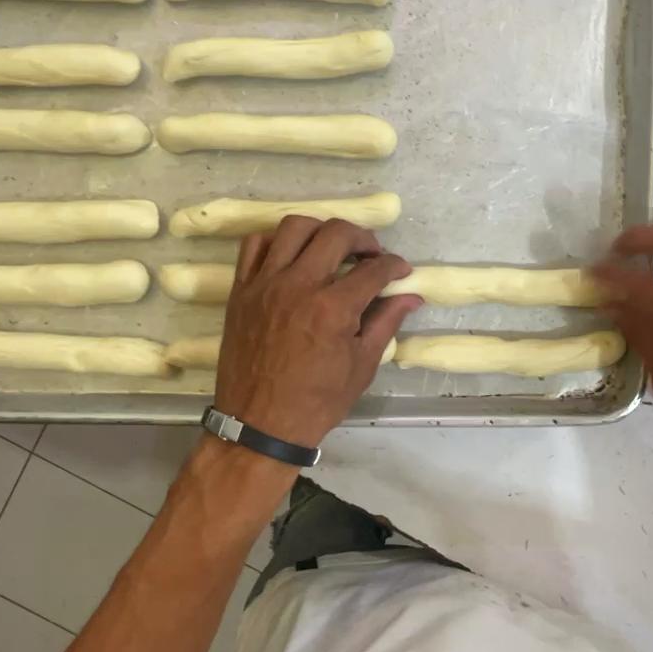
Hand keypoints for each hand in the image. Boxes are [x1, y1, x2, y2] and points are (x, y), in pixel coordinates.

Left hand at [214, 217, 420, 447]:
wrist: (260, 424)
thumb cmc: (316, 402)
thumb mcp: (361, 366)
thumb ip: (386, 322)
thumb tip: (411, 296)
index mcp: (333, 309)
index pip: (373, 268)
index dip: (394, 265)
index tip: (400, 271)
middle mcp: (299, 285)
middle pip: (336, 233)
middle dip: (363, 238)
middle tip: (371, 255)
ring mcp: (265, 284)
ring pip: (294, 227)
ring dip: (321, 230)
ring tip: (332, 248)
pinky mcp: (241, 290)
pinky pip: (255, 246)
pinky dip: (277, 242)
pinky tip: (292, 256)